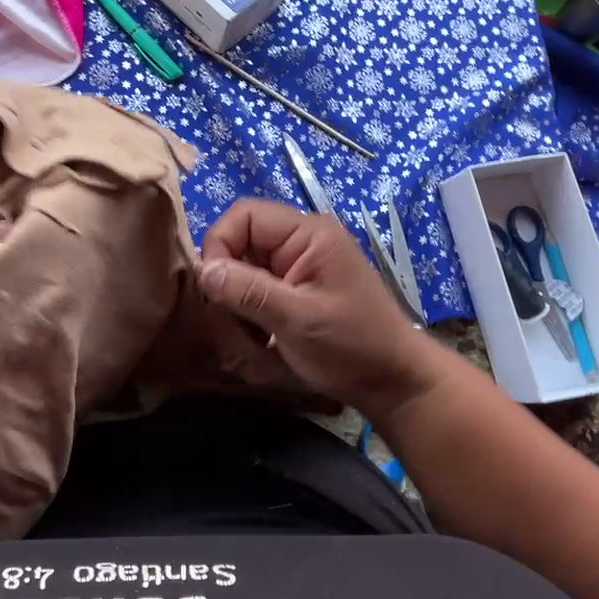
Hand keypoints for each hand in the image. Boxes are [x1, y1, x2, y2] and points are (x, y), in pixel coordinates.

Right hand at [196, 199, 448, 417]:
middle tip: (231, 319)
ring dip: (238, 301)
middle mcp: (303, 240)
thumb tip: (203, 270)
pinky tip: (261, 339)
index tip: (215, 286)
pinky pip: (258, 289)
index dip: (220, 244)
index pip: (245, 215)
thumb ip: (249, 291)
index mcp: (309, 233)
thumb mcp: (298, 320)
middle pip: (241, 241)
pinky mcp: (298, 289)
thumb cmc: (353, 348)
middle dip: (228, 279)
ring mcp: (301, 265)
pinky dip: (250, 312)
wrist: (396, 383)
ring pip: (245, 268)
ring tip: (249, 335)